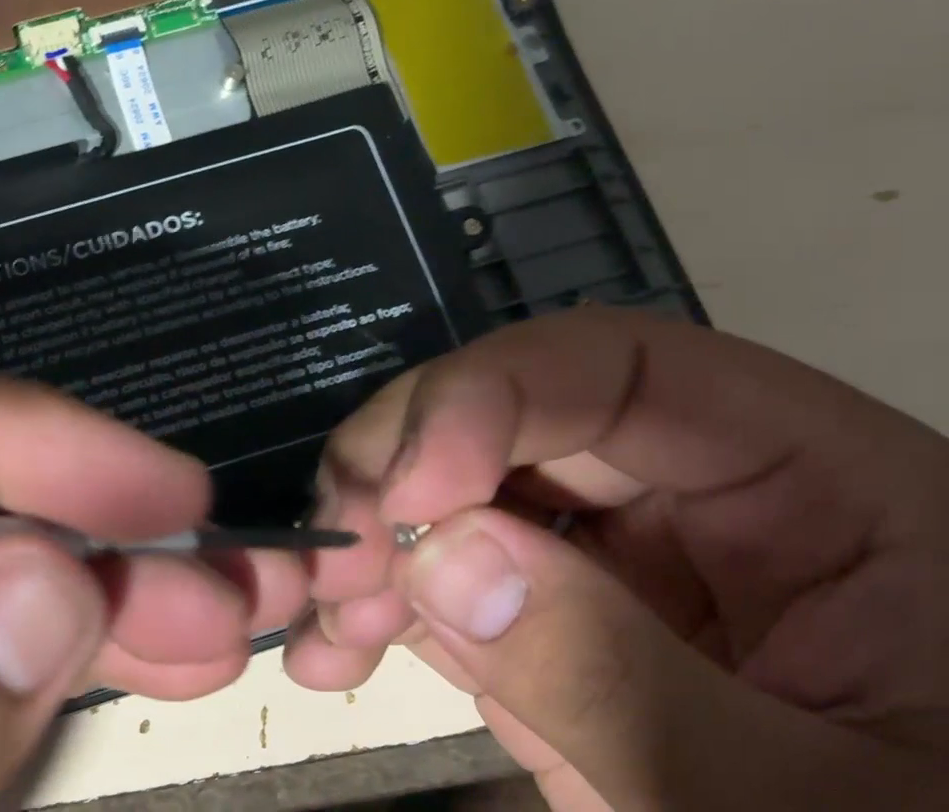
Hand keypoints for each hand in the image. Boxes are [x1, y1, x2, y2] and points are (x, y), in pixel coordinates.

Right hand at [288, 308, 948, 809]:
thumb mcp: (814, 806)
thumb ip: (629, 681)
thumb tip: (443, 554)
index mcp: (818, 490)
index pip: (626, 370)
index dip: (494, 394)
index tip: (407, 488)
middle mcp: (694, 501)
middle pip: (505, 419)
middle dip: (398, 471)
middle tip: (336, 551)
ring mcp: (608, 566)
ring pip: (450, 492)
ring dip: (368, 542)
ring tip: (321, 618)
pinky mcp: (545, 628)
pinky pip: (437, 581)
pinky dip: (368, 607)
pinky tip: (327, 654)